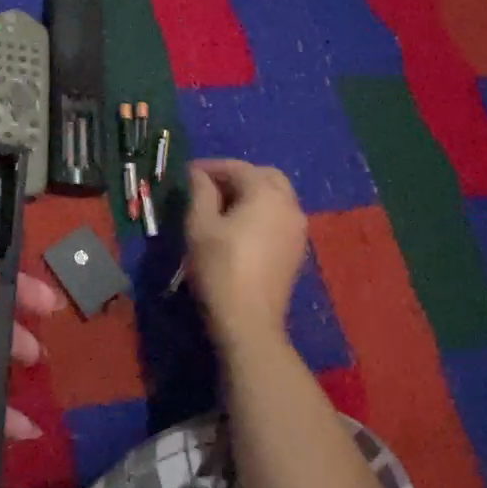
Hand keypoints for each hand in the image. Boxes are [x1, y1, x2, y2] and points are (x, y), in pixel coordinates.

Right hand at [185, 159, 308, 347]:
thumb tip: (199, 175)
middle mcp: (290, 205)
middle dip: (237, 176)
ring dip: (251, 193)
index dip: (211, 167)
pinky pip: (280, 217)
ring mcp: (298, 229)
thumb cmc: (219, 267)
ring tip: (221, 206)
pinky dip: (261, 212)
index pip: (238, 168)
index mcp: (266, 194)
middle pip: (266, 176)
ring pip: (277, 197)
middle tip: (209, 186)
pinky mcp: (297, 249)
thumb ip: (200, 192)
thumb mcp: (200, 225)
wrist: (248, 320)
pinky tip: (239, 226)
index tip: (188, 173)